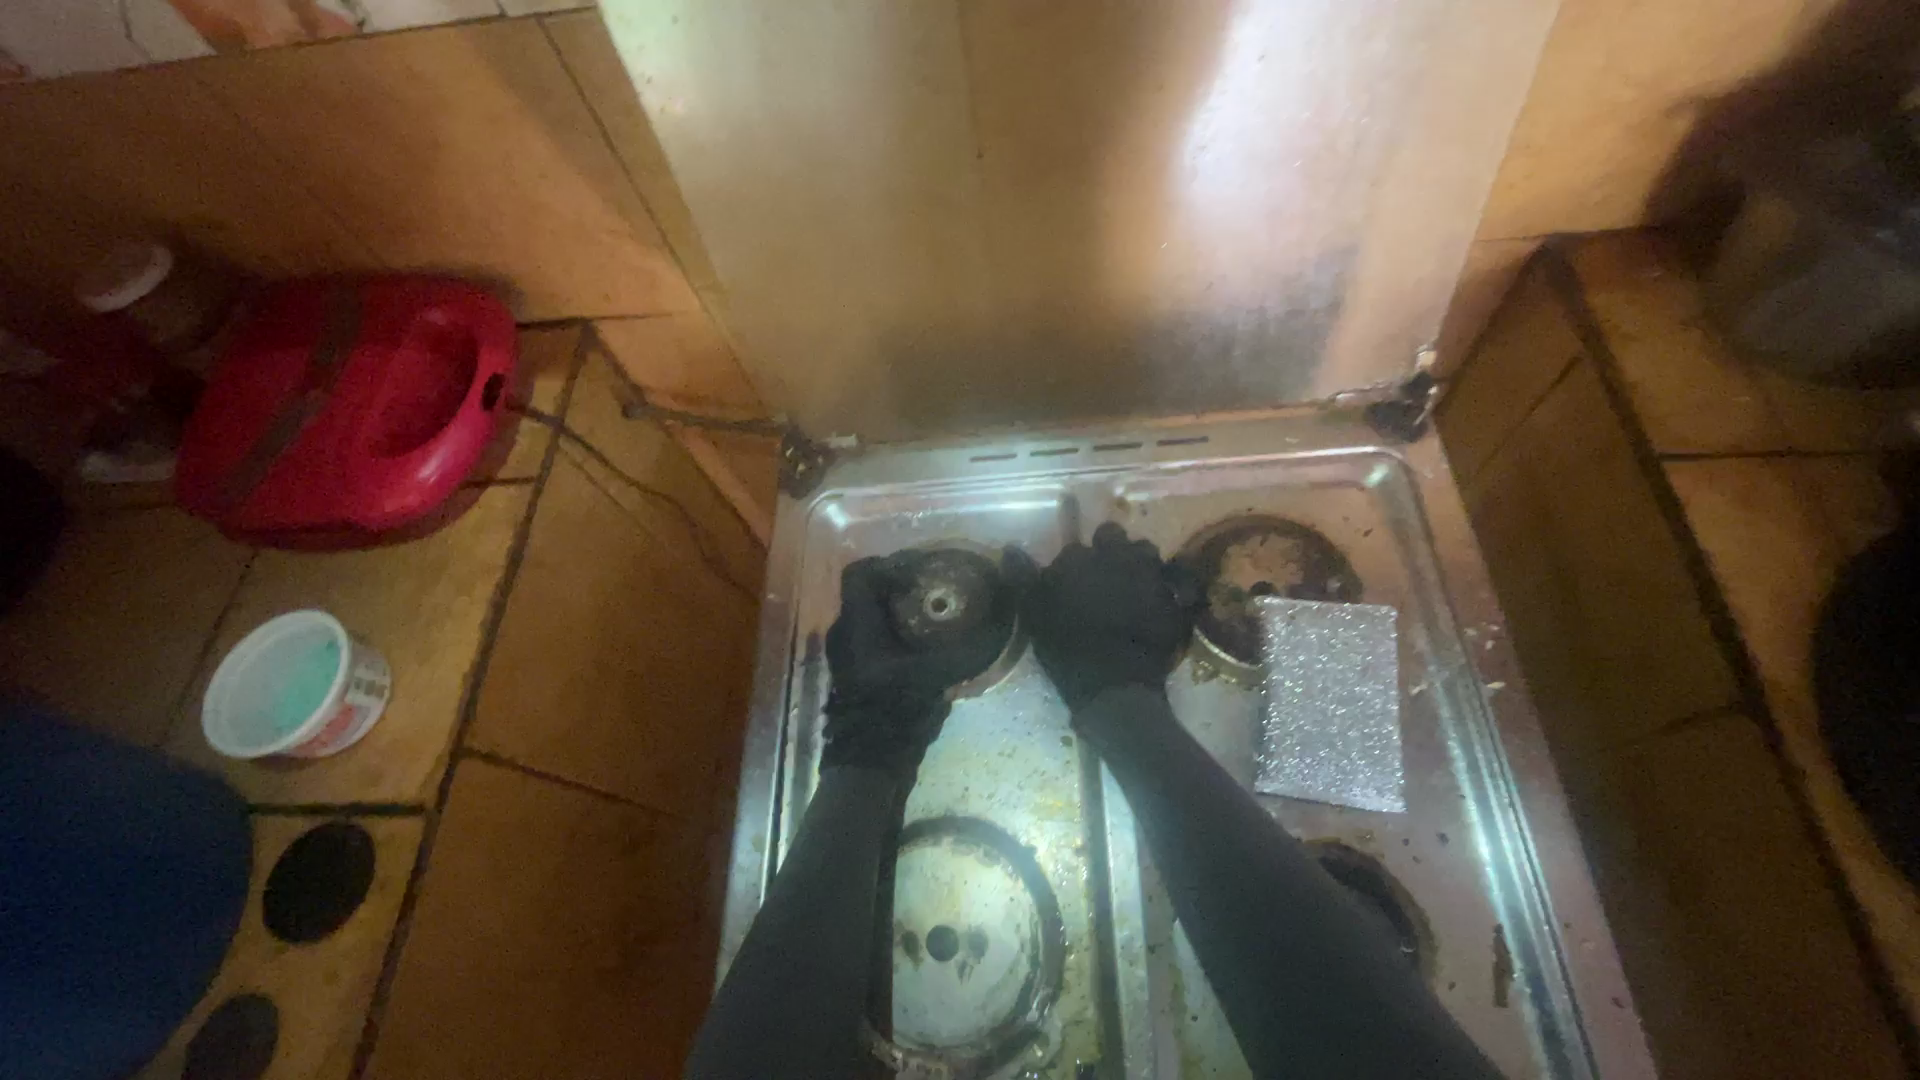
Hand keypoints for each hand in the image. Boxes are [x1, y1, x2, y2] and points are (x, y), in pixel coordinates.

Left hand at [820, 552, 1009, 774]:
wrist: (871, 762)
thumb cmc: (898, 710)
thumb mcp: (938, 673)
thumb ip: (971, 645)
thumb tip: (1004, 615)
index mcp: (857, 625)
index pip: (860, 573)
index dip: (889, 566)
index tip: (920, 576)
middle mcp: (843, 634)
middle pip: (864, 592)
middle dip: (896, 586)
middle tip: (930, 590)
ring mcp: (843, 655)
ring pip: (865, 615)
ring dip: (893, 609)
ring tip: (928, 616)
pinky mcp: (849, 673)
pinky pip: (867, 637)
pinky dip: (889, 631)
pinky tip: (918, 645)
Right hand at [1010, 523, 1199, 711]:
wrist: (1114, 686)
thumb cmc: (1067, 651)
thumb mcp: (1034, 616)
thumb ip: (1024, 579)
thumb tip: (1011, 548)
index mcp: (1079, 559)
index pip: (1076, 546)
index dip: (1077, 562)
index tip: (1074, 579)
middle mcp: (1116, 557)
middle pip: (1115, 536)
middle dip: (1110, 548)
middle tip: (1106, 572)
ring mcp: (1148, 574)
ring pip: (1146, 551)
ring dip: (1139, 561)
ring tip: (1134, 582)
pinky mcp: (1174, 597)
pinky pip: (1176, 579)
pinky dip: (1170, 584)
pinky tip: (1162, 598)